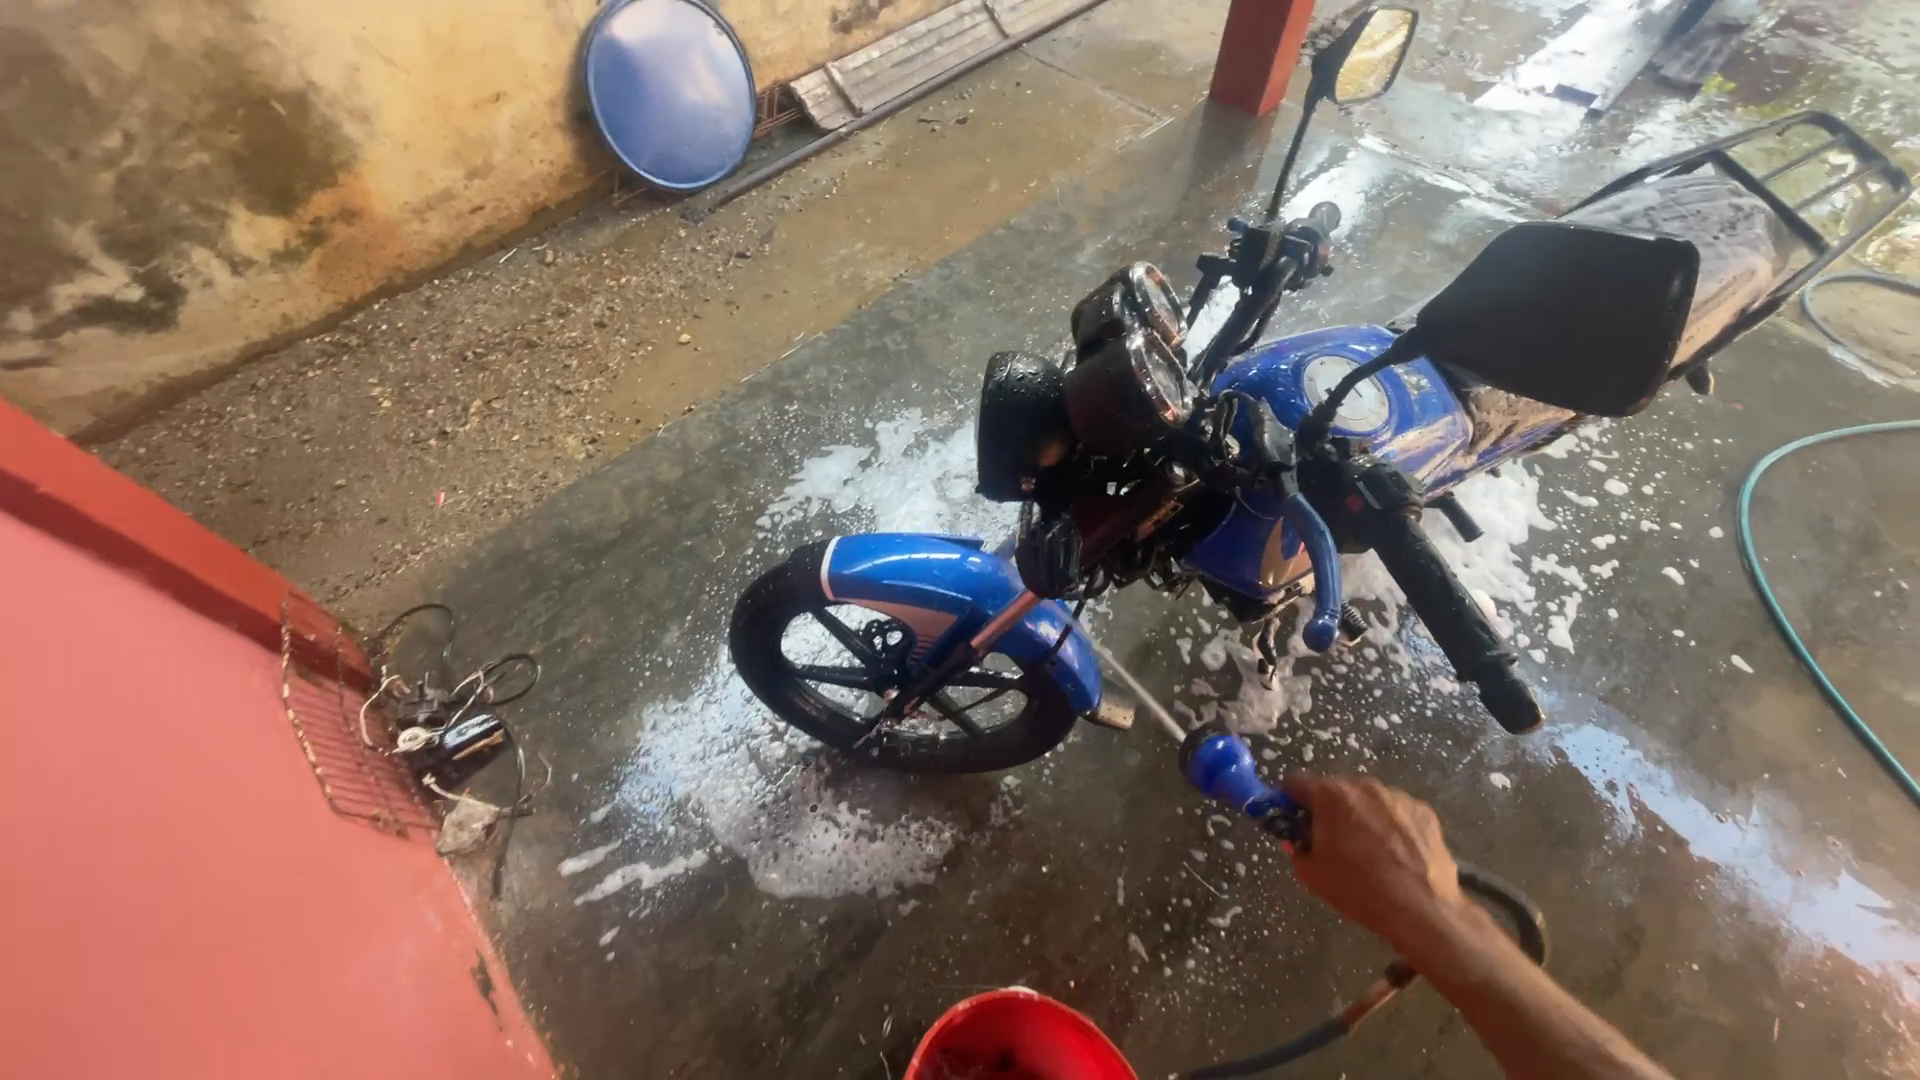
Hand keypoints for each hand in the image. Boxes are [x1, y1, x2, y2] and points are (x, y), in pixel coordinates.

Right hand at [1281, 773, 1466, 949]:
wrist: (1422, 911)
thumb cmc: (1358, 889)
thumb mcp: (1311, 874)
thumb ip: (1296, 849)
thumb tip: (1298, 841)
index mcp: (1330, 794)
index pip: (1295, 783)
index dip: (1290, 801)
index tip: (1295, 821)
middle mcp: (1363, 785)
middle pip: (1335, 789)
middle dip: (1330, 809)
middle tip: (1335, 841)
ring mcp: (1397, 796)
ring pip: (1368, 799)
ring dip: (1362, 815)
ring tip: (1373, 851)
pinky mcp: (1424, 811)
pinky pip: (1397, 812)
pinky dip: (1393, 825)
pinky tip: (1399, 854)